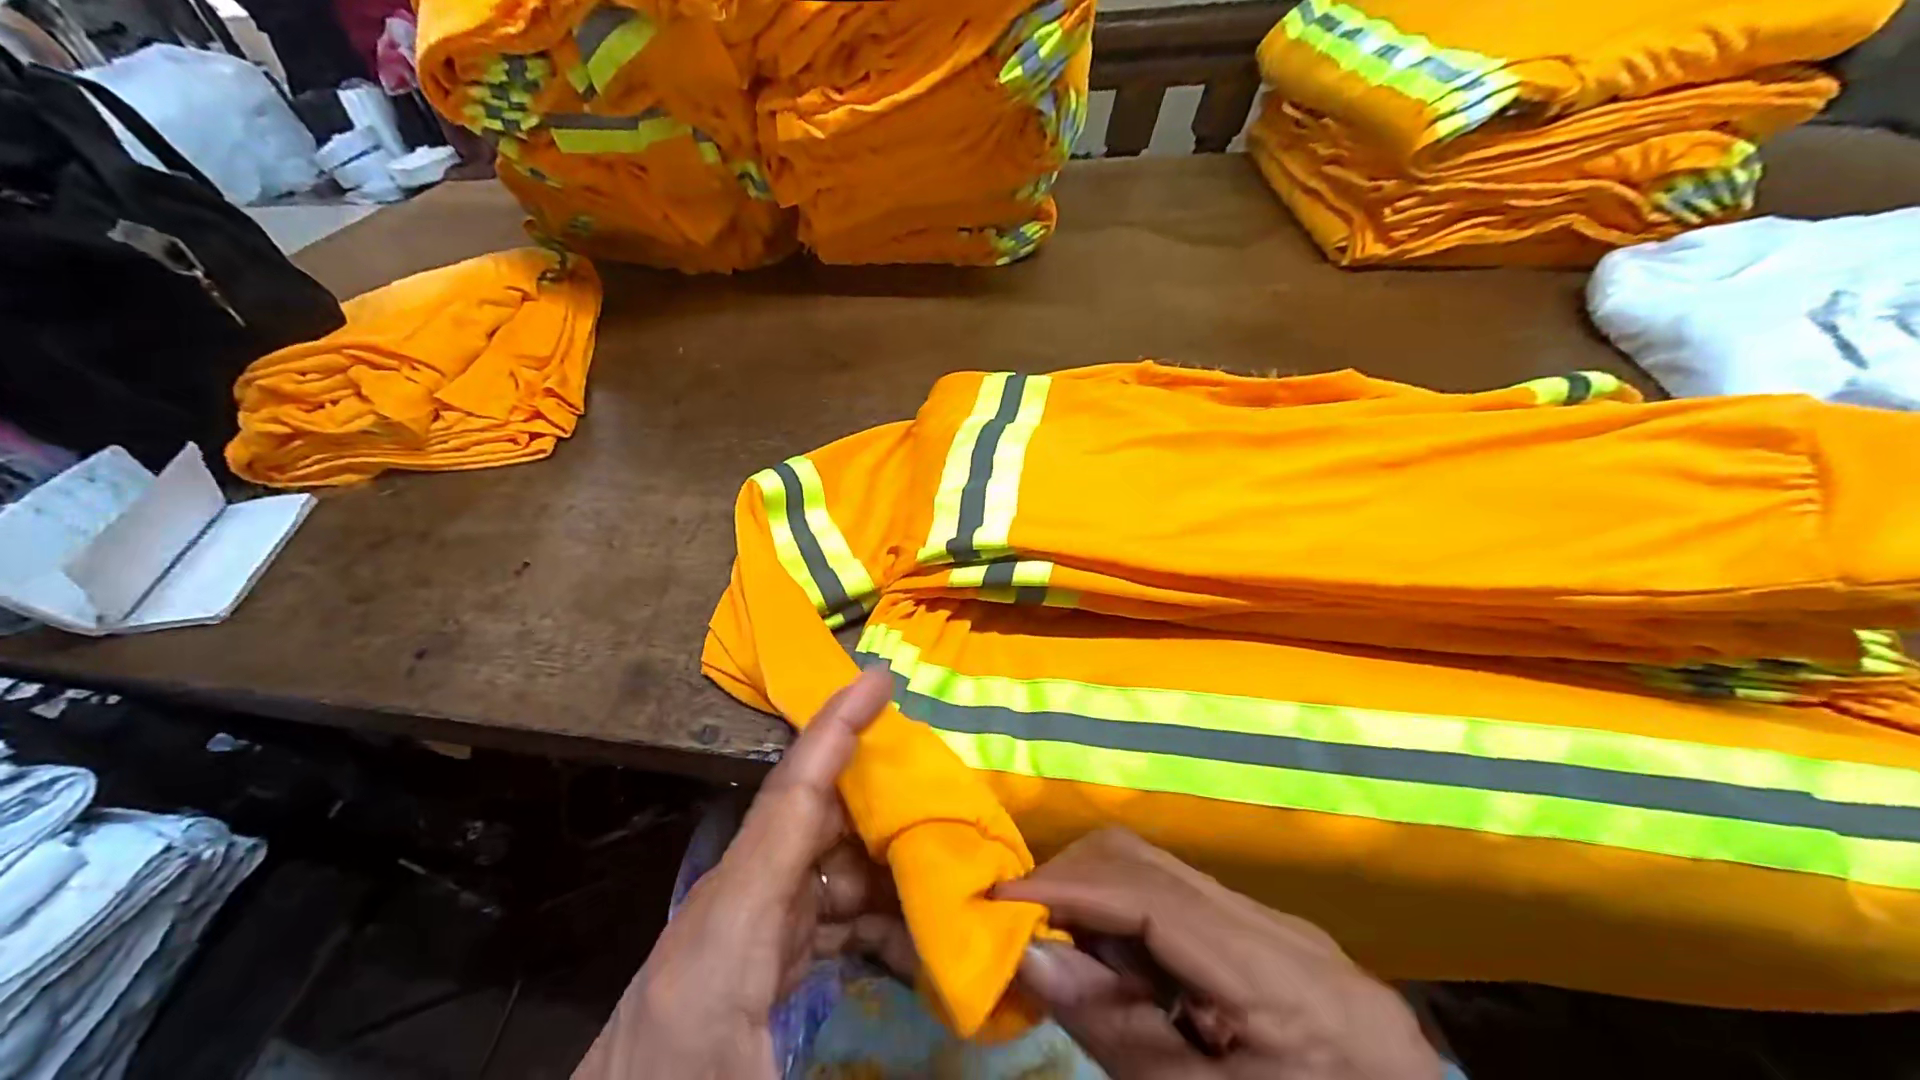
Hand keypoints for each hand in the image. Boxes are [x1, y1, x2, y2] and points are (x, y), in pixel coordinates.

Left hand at [573, 668, 914, 1079]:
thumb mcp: (755, 1075)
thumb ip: (839, 1037)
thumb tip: (944, 1022)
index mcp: (737, 912)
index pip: (795, 796)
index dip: (837, 729)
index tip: (878, 680)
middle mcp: (744, 899)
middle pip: (824, 818)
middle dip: (889, 794)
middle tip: (957, 793)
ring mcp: (752, 926)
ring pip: (832, 863)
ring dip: (888, 861)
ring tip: (951, 871)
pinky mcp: (760, 956)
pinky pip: (825, 909)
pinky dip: (870, 913)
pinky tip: (909, 938)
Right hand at [997, 828, 1442, 1079]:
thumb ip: (1120, 1032)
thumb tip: (1032, 952)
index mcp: (1280, 974)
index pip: (1152, 894)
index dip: (1069, 888)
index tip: (998, 902)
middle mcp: (1275, 928)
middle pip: (1150, 862)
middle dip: (1073, 882)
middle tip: (1024, 933)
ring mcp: (1275, 930)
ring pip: (1158, 873)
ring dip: (1097, 900)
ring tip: (1072, 961)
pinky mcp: (1270, 942)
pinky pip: (1179, 904)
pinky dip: (1130, 923)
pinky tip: (1124, 975)